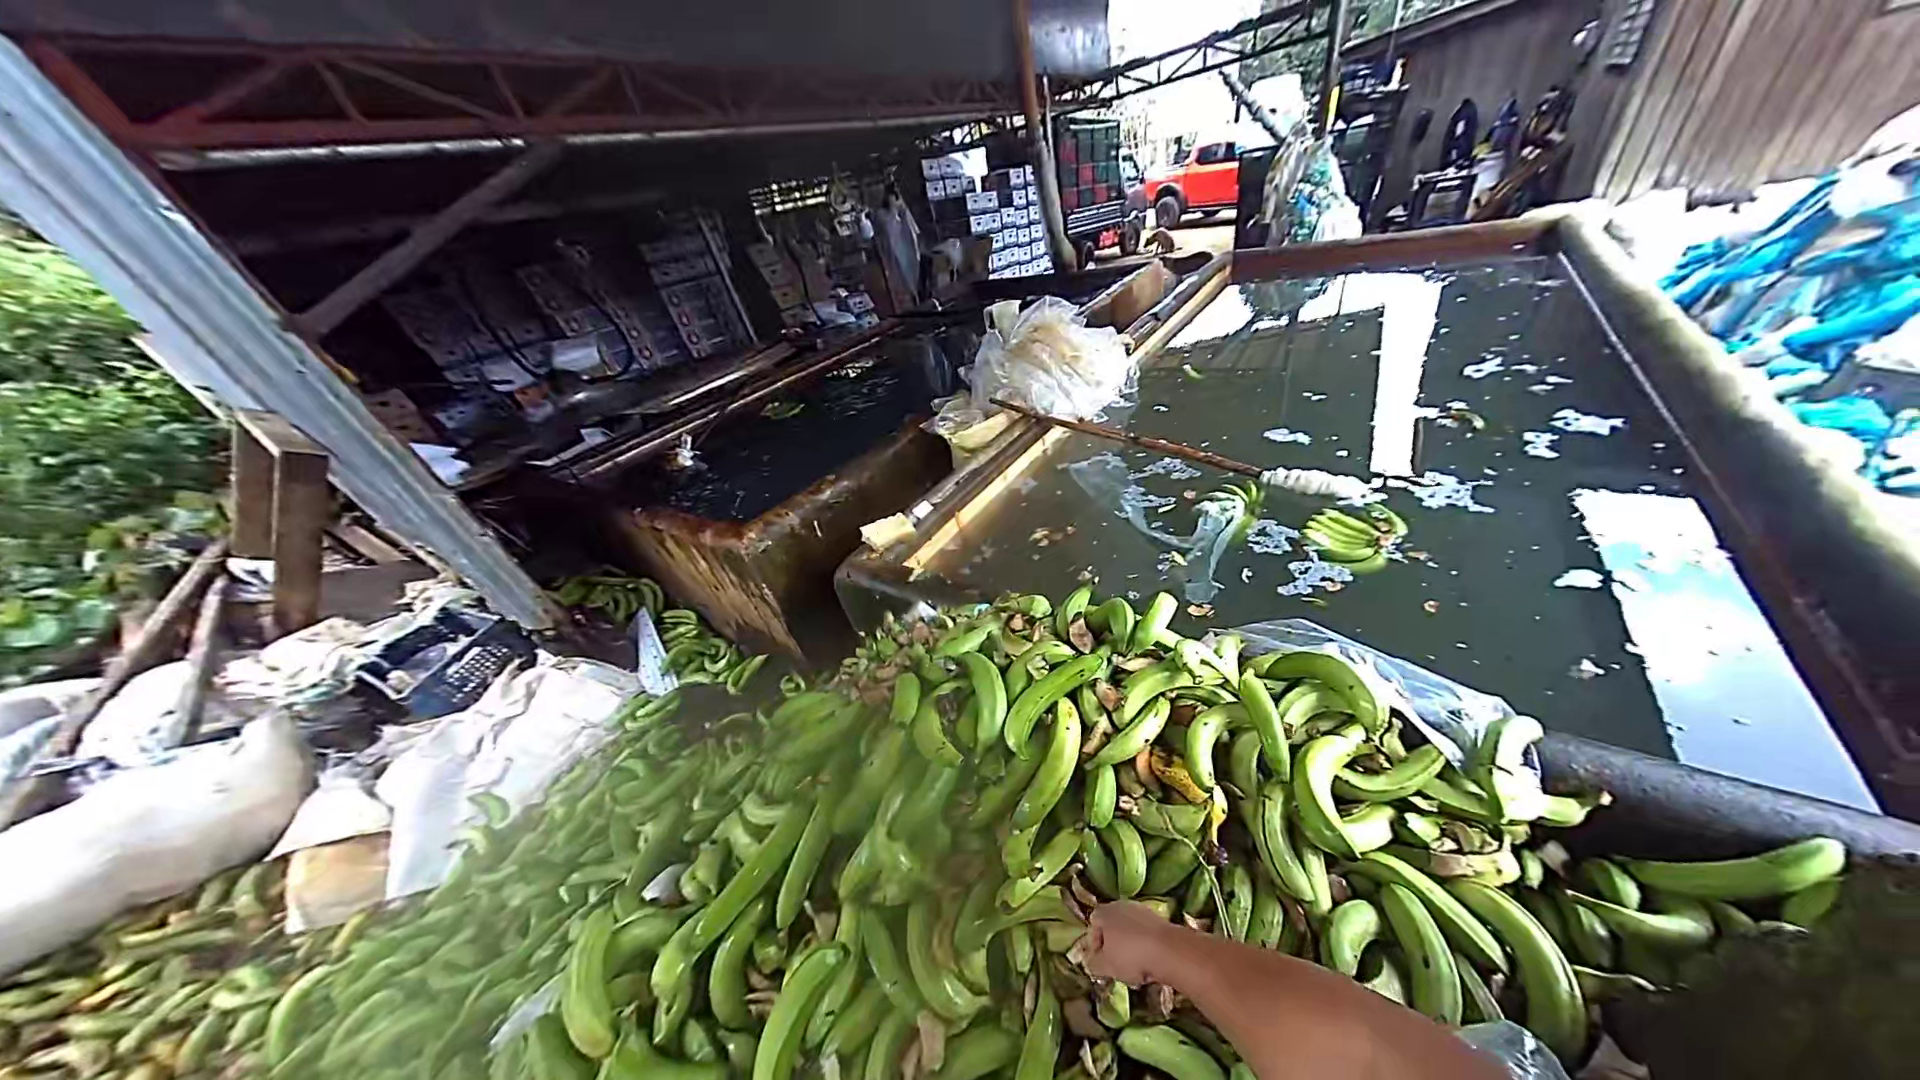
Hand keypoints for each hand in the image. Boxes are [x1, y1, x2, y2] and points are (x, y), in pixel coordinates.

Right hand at [1081, 901, 1182, 986]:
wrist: (1169, 950)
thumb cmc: (1131, 956)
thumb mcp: (1106, 967)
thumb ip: (1093, 964)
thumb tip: (1092, 963)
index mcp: (1104, 913)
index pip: (1093, 924)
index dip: (1095, 943)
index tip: (1100, 962)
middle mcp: (1120, 905)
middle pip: (1112, 925)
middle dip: (1113, 944)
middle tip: (1117, 964)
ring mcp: (1141, 910)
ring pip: (1130, 929)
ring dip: (1131, 945)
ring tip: (1136, 967)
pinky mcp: (1159, 919)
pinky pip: (1146, 933)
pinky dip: (1146, 945)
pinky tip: (1150, 961)